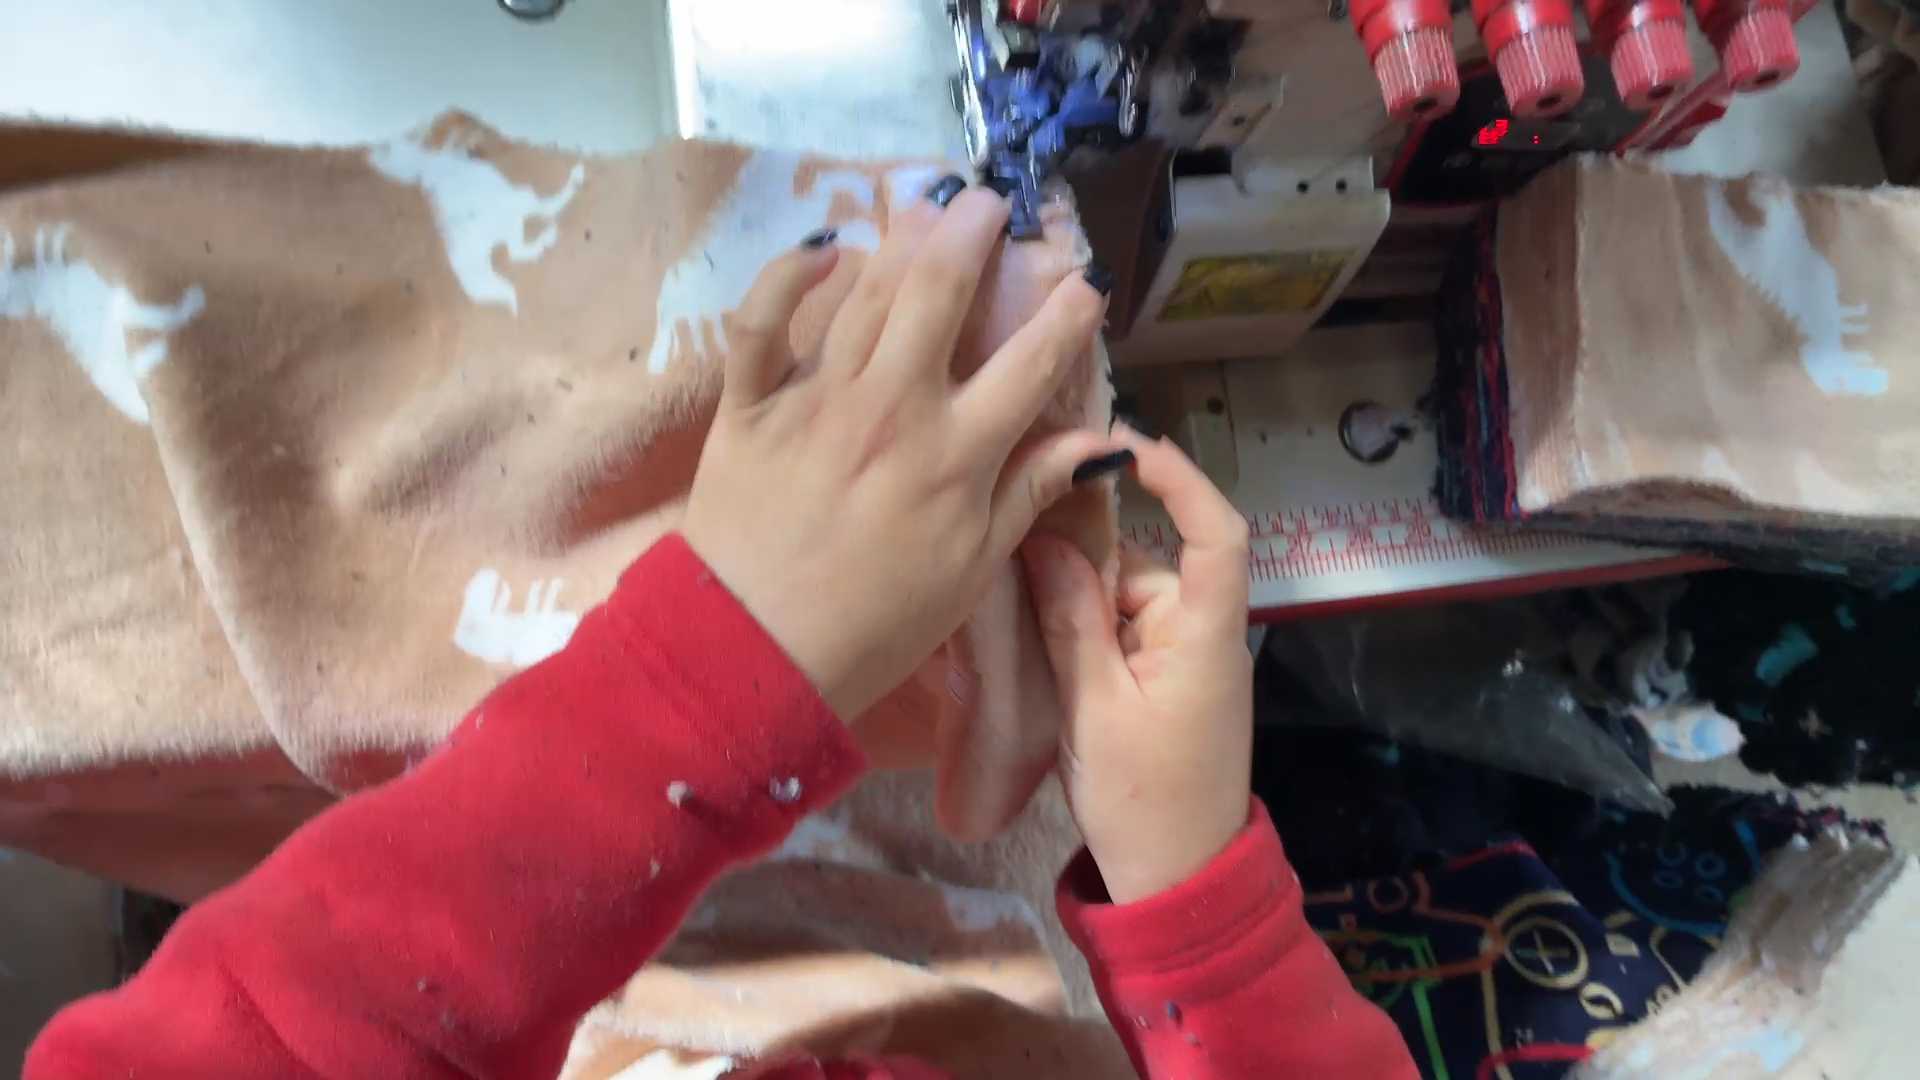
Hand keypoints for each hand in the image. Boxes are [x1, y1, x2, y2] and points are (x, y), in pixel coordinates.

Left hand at [682, 182, 1119, 721]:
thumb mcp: (972, 571)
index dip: (1065, 320)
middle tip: (988, 200)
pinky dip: (785, 275)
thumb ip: (1028, 495)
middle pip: (940, 297)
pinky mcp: (750, 406)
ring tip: (924, 206)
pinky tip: (820, 248)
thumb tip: (1095, 446)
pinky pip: (760, 321)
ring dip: (901, 241)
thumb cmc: (878, 625)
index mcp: (955, 456)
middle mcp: (892, 409)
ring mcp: (815, 400)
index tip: (1084, 288)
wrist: (759, 655)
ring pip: (865, 295)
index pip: (1029, 367)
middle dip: (971, 235)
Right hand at [1019, 427, 1252, 903]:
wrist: (1175, 880)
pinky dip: (1086, 626)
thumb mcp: (1092, 706)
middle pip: (1148, 567)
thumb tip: (1046, 539)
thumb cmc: (1140, 798)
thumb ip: (1071, 619)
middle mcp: (1203, 635)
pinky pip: (1124, 631)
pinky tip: (1040, 633)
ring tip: (1017, 599)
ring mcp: (1185, 659)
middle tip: (1019, 545)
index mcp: (1205, 637)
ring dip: (1078, 599)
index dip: (1180, 480)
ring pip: (1127, 600)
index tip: (1126, 448)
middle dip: (1088, 559)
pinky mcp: (1165, 680)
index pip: (1216, 536)